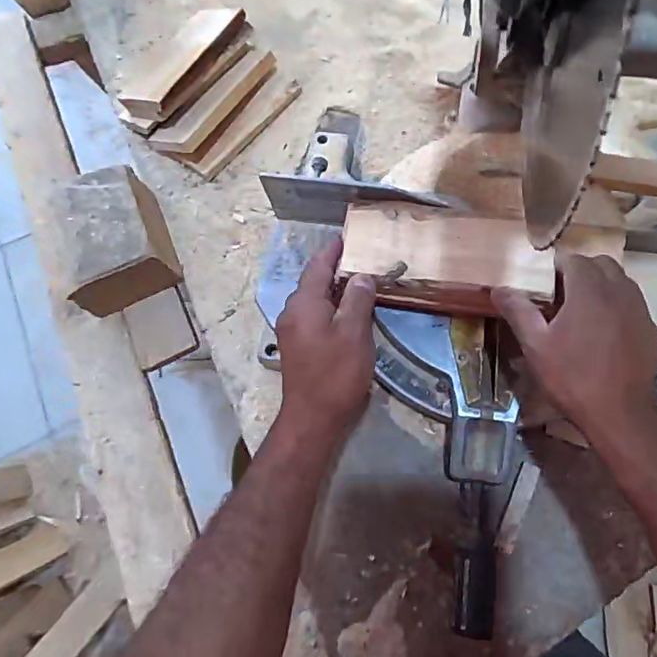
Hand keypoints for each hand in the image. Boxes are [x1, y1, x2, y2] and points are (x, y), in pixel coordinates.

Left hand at [274, 237, 377, 441]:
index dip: (333, 250)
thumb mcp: (353, 333)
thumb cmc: (335, 374)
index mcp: (304, 304)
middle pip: (314, 281)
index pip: (318, 266)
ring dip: (335, 289)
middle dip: (336, 267)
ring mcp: (293, 331)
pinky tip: (351, 312)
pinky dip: (332, 306)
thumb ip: (357, 299)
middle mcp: (293, 313)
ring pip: (315, 299)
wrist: (313, 419)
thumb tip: (360, 276)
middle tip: (362, 257)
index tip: (347, 236)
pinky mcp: (299, 347)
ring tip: (361, 281)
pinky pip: (315, 315)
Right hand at [494, 253, 656, 440]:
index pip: (572, 259)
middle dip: (581, 271)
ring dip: (601, 285)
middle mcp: (618, 290)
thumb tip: (499, 289)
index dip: (556, 268)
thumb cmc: (573, 377)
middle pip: (600, 263)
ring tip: (583, 312)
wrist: (620, 414)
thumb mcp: (536, 345)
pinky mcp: (650, 327)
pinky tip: (604, 332)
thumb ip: (518, 311)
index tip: (544, 287)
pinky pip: (632, 302)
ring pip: (619, 280)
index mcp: (589, 289)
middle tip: (562, 296)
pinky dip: (617, 305)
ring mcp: (639, 308)